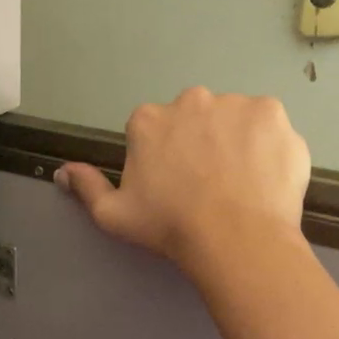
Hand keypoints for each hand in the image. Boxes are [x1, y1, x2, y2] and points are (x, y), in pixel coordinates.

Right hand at [55, 88, 310, 270]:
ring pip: (232, 120)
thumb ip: (87, 186)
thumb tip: (64, 171)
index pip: (153, 130)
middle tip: (205, 185)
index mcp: (149, 120)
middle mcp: (192, 100)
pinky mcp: (275, 116)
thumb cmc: (169, 226)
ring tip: (238, 184)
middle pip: (194, 118)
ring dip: (233, 142)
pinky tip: (262, 178)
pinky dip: (266, 147)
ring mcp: (237, 104)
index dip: (162, 158)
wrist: (235, 238)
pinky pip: (267, 128)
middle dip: (198, 143)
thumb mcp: (114, 214)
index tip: (171, 185)